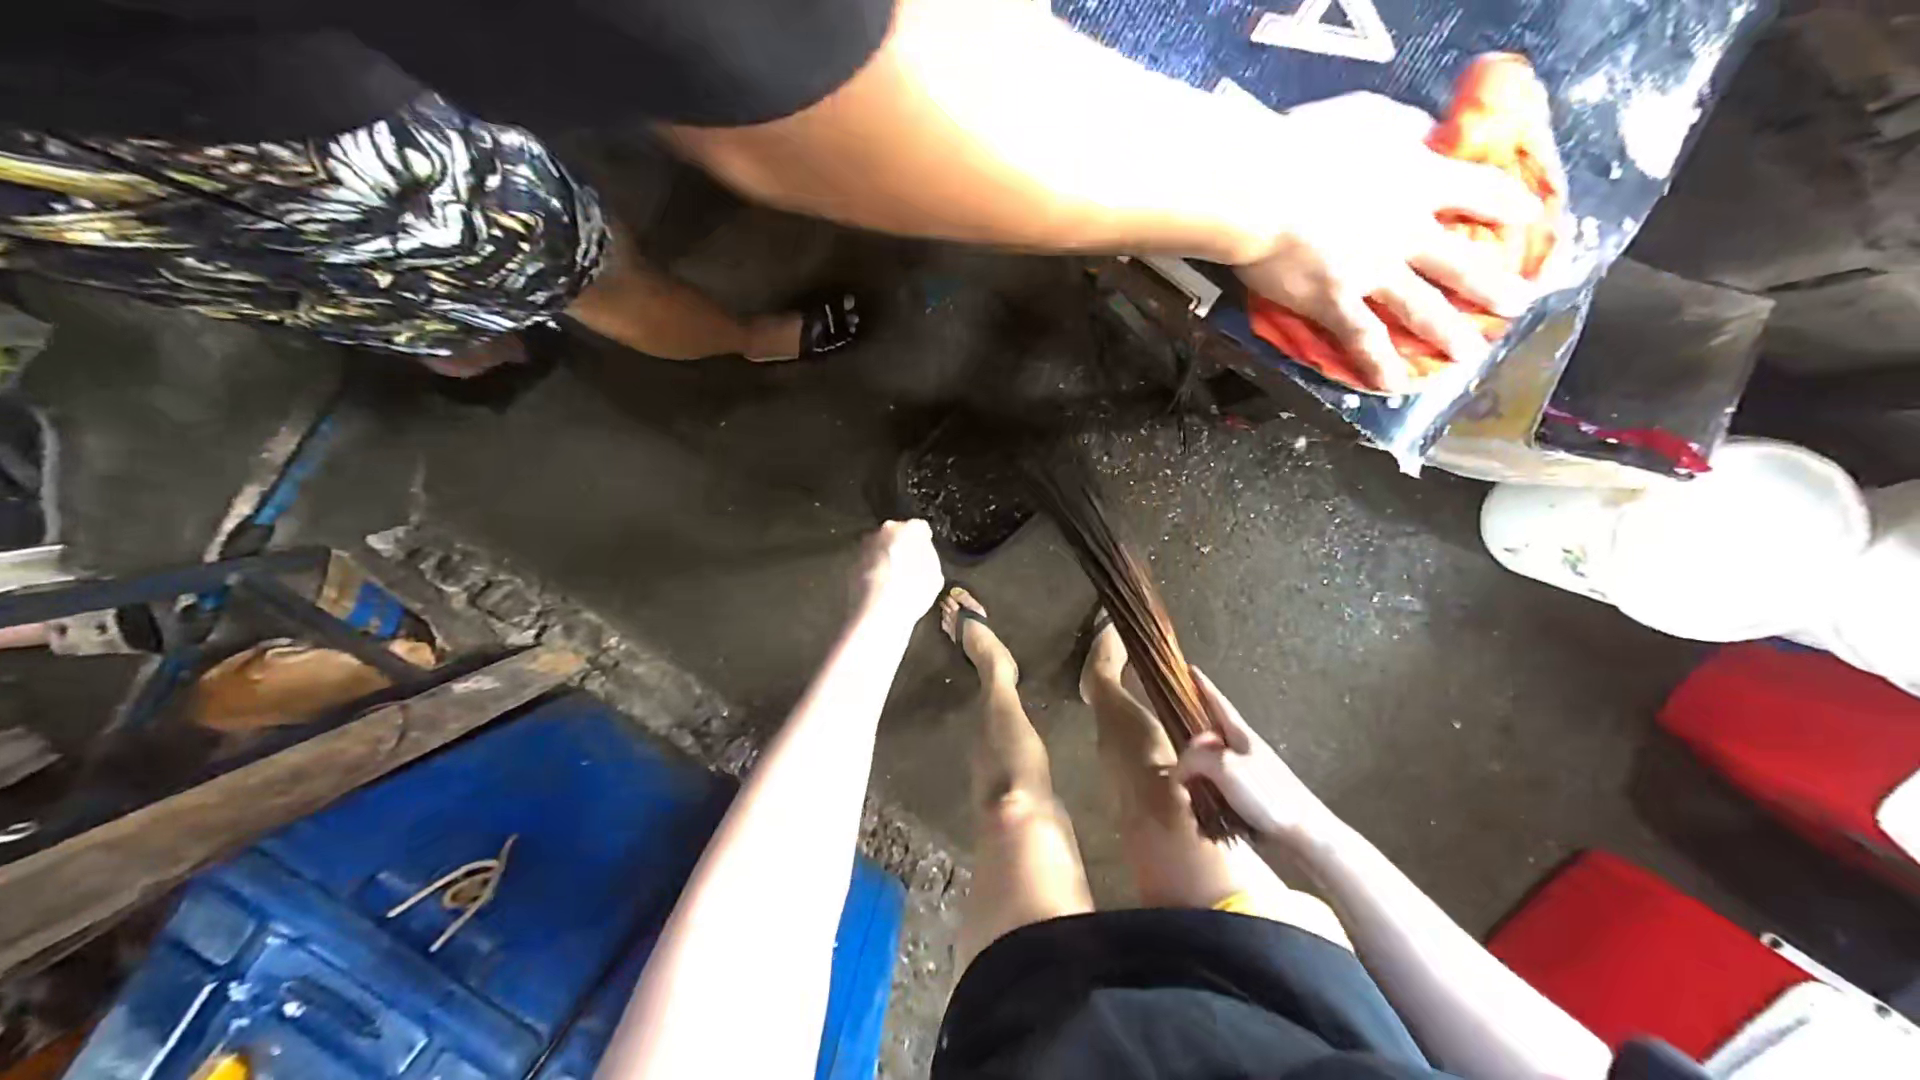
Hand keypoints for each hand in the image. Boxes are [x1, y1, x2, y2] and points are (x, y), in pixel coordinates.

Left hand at [852, 519, 943, 623]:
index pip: (919, 528)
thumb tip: (922, 552)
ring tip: (891, 579)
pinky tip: (877, 587)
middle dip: (900, 545)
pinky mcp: (850, 562)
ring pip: (878, 547)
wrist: (877, 614)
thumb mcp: (935, 577)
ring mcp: (864, 545)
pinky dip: (871, 570)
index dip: (922, 540)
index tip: (923, 552)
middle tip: (907, 565)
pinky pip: (866, 562)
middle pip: (895, 534)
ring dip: (884, 557)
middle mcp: (883, 530)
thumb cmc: (912, 593)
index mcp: (908, 529)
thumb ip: (928, 556)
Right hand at [1175, 667, 1339, 844]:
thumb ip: (1196, 759)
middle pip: (1207, 740)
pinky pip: (1217, 792)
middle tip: (1179, 771)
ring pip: (1209, 768)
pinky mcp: (1249, 800)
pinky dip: (1206, 801)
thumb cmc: (1269, 794)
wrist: (1305, 835)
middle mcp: (1243, 751)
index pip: (1218, 703)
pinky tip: (1203, 815)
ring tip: (1189, 797)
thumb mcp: (1224, 768)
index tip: (1191, 668)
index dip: (1203, 686)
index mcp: (1242, 735)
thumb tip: (1180, 769)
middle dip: (1190, 752)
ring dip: (1196, 782)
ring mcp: (1247, 776)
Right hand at [1234, 92, 1540, 393]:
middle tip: (1516, 304)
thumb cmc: (1304, 147)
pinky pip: (1363, 340)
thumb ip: (1401, 130)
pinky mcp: (1335, 302)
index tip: (1525, 219)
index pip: (1482, 192)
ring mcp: (1373, 274)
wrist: (1263, 191)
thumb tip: (1421, 141)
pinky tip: (1393, 385)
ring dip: (1448, 333)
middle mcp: (1407, 233)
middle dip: (1492, 286)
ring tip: (1467, 354)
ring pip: (1421, 309)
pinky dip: (1380, 365)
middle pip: (1462, 263)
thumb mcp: (1367, 117)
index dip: (1508, 205)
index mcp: (1420, 181)